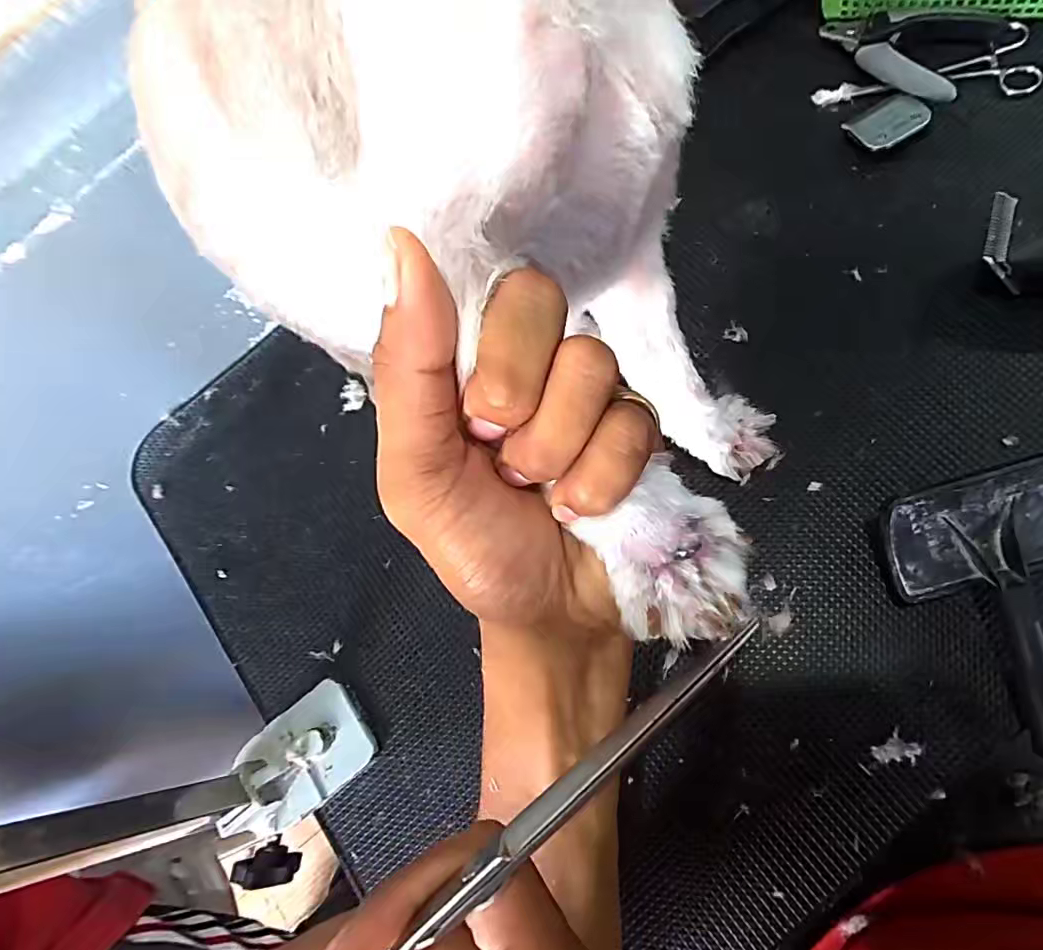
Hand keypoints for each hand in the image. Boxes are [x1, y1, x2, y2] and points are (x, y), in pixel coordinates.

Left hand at [375, 228, 659, 636]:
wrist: (549, 610)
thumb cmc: (475, 546)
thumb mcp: (416, 473)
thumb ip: (408, 371)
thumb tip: (402, 244)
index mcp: (470, 361)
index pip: (482, 282)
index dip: (488, 347)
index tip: (472, 416)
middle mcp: (535, 362)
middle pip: (543, 297)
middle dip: (518, 391)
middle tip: (502, 454)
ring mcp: (595, 393)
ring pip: (593, 364)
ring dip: (558, 447)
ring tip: (541, 492)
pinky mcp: (640, 432)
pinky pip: (635, 422)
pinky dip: (602, 477)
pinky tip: (582, 507)